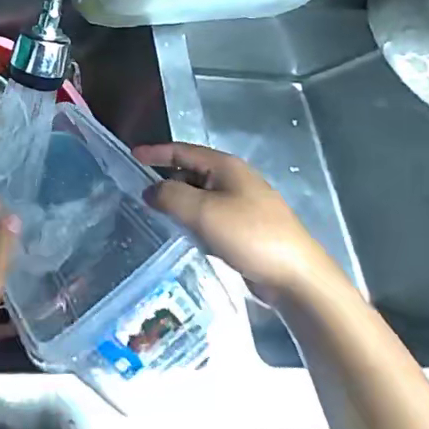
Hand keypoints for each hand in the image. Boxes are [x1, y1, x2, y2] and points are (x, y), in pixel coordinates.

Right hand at [136, 142, 341, 302]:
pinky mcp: (247, 229)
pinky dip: (194, 221)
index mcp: (226, 167)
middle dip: (166, 180)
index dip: (156, 152)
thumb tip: (150, 191)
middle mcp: (235, 180)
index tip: (131, 156)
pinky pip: (211, 217)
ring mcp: (244, 205)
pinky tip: (185, 236)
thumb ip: (169, 196)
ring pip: (201, 197)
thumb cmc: (249, 234)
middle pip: (191, 173)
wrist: (297, 278)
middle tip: (140, 193)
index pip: (183, 151)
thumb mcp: (201, 211)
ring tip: (156, 216)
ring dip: (180, 204)